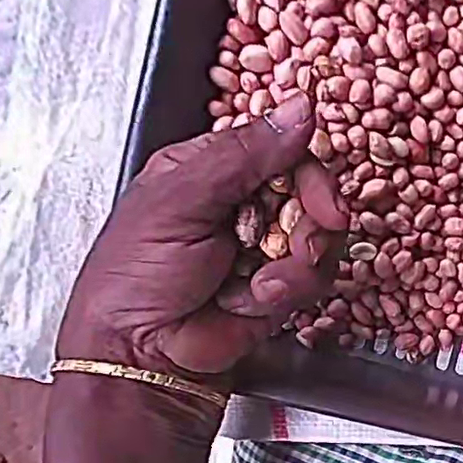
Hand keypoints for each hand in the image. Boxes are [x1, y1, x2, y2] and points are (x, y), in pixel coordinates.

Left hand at [57, 95, 347, 376]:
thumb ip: (243, 154)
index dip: (310, 174)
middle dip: (313, 225)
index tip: (325, 203)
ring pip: (321, 239)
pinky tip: (255, 301)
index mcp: (213, 169)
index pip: (282, 150)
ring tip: (261, 286)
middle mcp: (245, 204)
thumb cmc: (138, 275)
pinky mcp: (281, 286)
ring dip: (297, 266)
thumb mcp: (180, 199)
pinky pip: (315, 278)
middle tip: (302, 246)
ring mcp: (266, 246)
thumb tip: (300, 108)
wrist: (143, 353)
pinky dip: (290, 292)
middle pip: (311, 194)